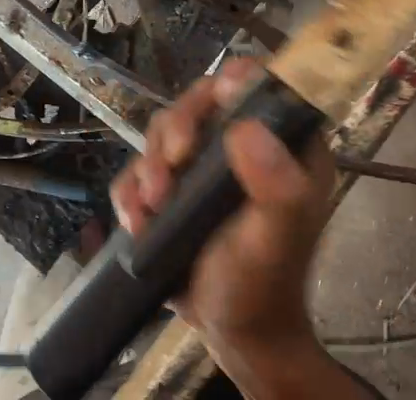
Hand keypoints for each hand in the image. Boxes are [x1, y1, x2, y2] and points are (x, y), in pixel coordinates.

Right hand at [113, 59, 364, 397]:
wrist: (231, 333)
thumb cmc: (263, 284)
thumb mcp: (275, 236)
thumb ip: (275, 186)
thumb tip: (245, 128)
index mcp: (283, 146)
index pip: (259, 87)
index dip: (234, 82)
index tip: (212, 98)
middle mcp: (243, 146)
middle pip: (197, 103)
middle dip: (174, 131)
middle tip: (169, 165)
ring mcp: (202, 165)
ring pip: (162, 133)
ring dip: (149, 165)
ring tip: (153, 207)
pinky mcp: (170, 186)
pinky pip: (138, 167)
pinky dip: (132, 192)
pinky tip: (138, 222)